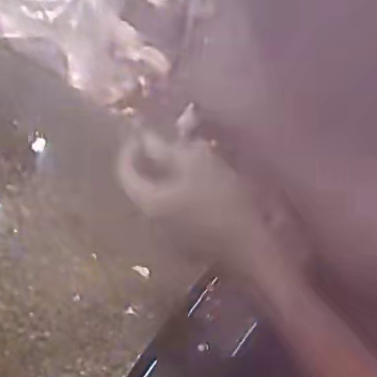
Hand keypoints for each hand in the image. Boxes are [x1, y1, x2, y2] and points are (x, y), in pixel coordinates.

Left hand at [116, 131, 297, 274]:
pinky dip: (185, 197)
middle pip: (144, 188)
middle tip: (169, 143)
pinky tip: (203, 188)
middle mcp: (155, 223)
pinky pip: (180, 214)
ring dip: (171, 180)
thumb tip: (145, 139)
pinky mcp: (191, 245)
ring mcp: (173, 238)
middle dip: (154, 163)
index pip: (125, 172)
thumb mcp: (196, 162)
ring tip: (190, 161)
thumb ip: (165, 149)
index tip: (143, 131)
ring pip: (164, 201)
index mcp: (150, 201)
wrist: (251, 245)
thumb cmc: (223, 199)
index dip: (130, 148)